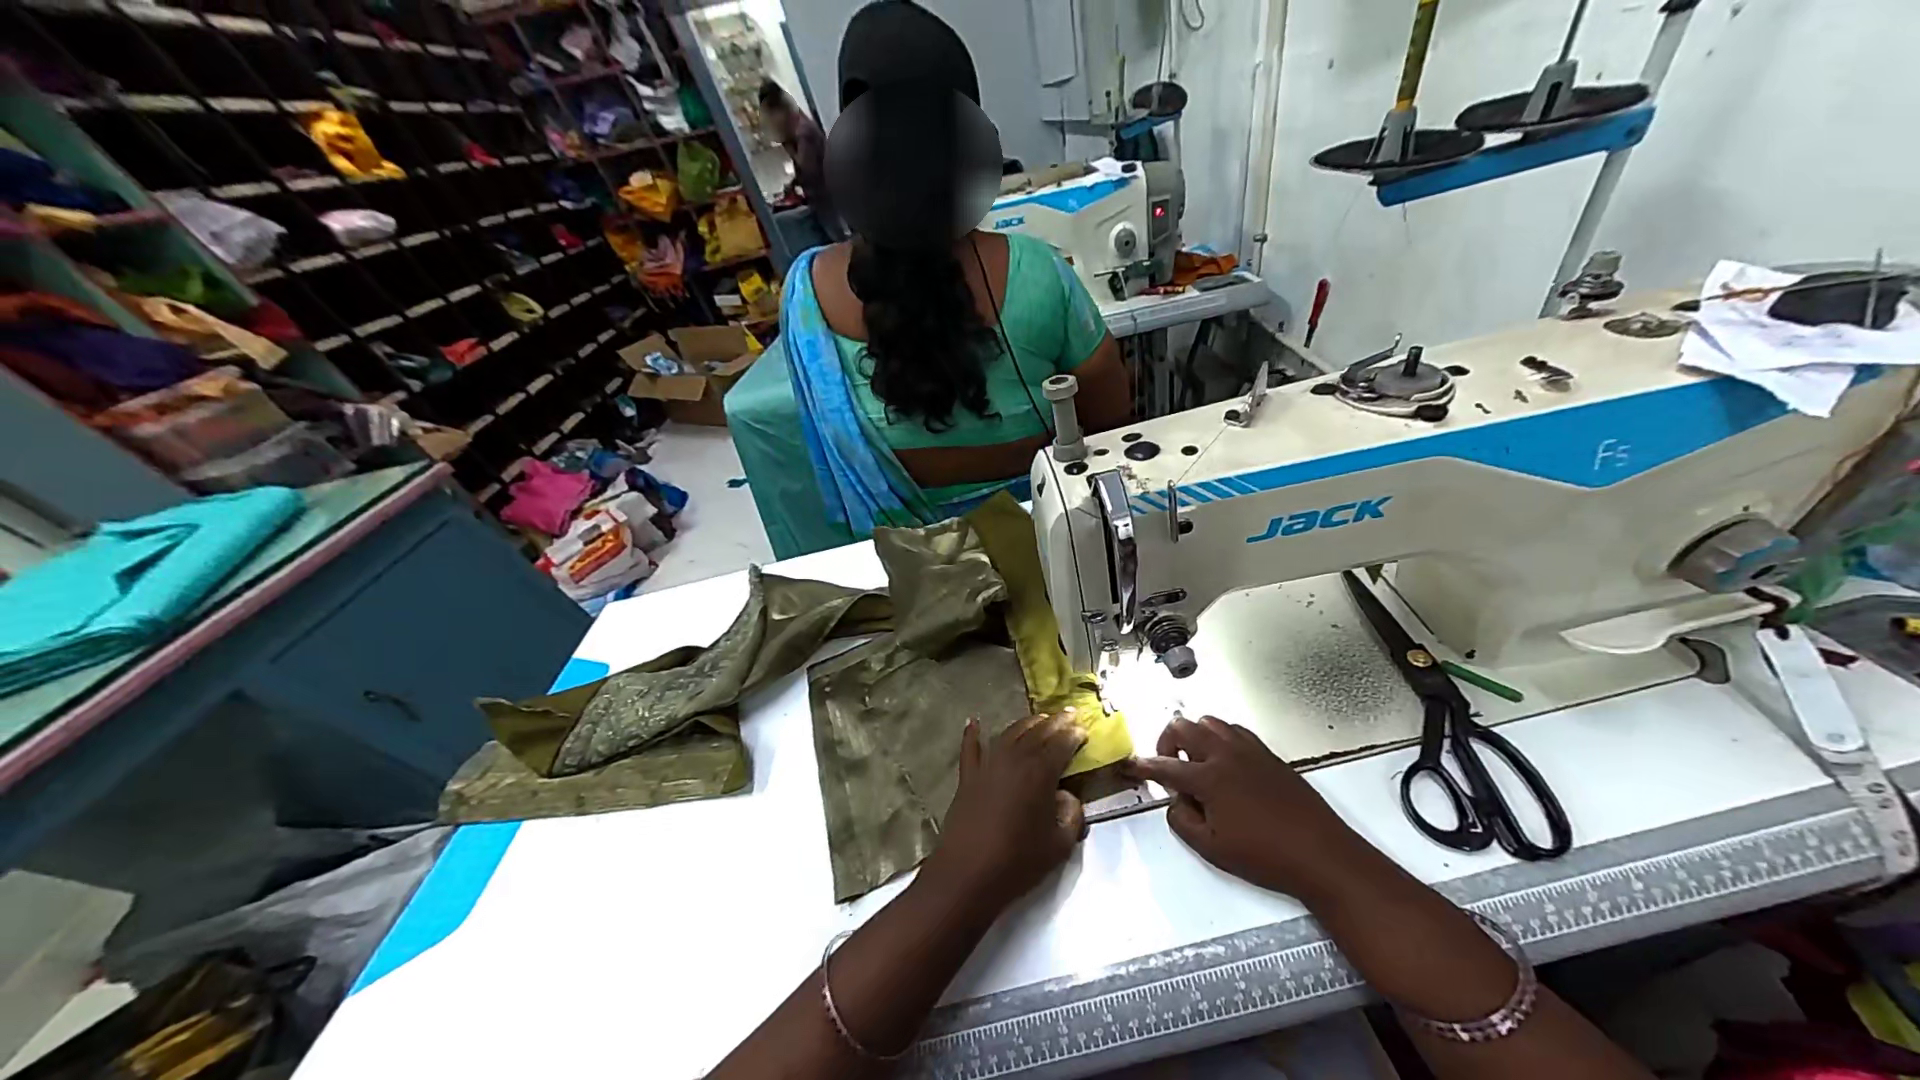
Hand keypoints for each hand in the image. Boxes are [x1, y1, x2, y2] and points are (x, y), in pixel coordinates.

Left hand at [921, 712, 1087, 918]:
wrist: (968, 874)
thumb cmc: (1018, 861)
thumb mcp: (1060, 844)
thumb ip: (1071, 814)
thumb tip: (1067, 797)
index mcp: (1040, 772)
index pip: (1062, 743)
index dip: (1074, 734)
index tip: (1084, 729)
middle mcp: (1013, 759)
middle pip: (1037, 732)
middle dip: (1055, 722)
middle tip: (1069, 715)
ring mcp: (987, 765)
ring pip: (1009, 734)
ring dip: (1026, 724)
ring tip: (1039, 720)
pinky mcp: (967, 777)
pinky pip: (970, 749)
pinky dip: (972, 734)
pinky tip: (973, 722)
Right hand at [1128, 716, 1376, 900]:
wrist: (1321, 855)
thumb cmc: (1266, 856)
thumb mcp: (1211, 848)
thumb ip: (1182, 821)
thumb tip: (1176, 802)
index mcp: (1209, 777)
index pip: (1164, 765)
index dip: (1143, 766)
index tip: (1132, 765)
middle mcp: (1226, 754)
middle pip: (1183, 727)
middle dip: (1167, 742)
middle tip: (1169, 765)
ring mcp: (1249, 750)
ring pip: (1210, 722)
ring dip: (1195, 736)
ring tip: (1197, 762)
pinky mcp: (1268, 754)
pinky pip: (1235, 731)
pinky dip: (1220, 738)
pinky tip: (1225, 762)